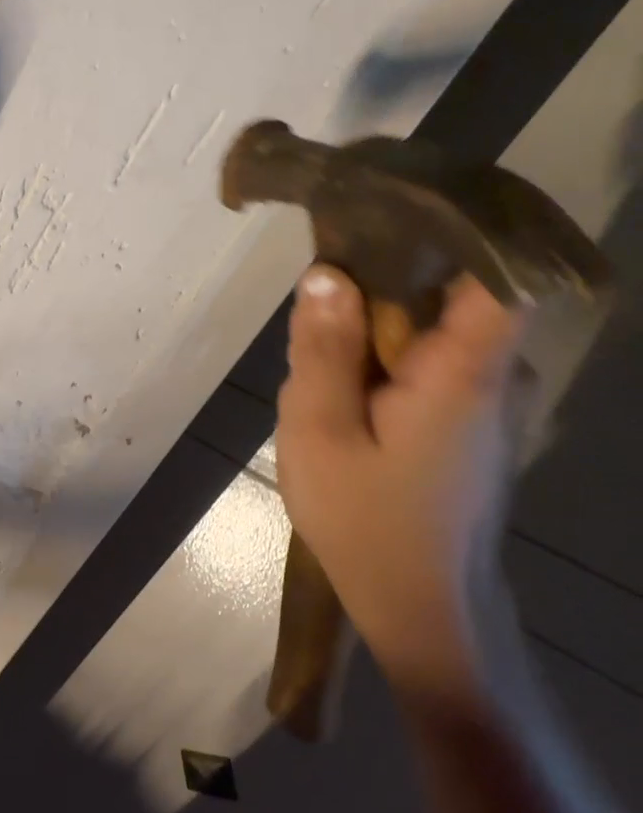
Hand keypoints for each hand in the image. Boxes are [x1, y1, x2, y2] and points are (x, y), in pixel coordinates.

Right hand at [276, 266, 526, 703]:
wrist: (423, 601)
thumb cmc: (366, 517)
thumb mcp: (318, 431)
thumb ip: (323, 351)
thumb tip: (328, 274)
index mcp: (466, 371)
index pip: (494, 272)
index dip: (458, 231)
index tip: (392, 211)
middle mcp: (499, 375)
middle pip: (448, 302)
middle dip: (377, 301)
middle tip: (312, 338)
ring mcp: (493, 402)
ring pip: (431, 340)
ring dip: (373, 344)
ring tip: (320, 393)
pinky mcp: (478, 426)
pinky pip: (431, 371)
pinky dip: (386, 371)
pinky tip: (345, 414)